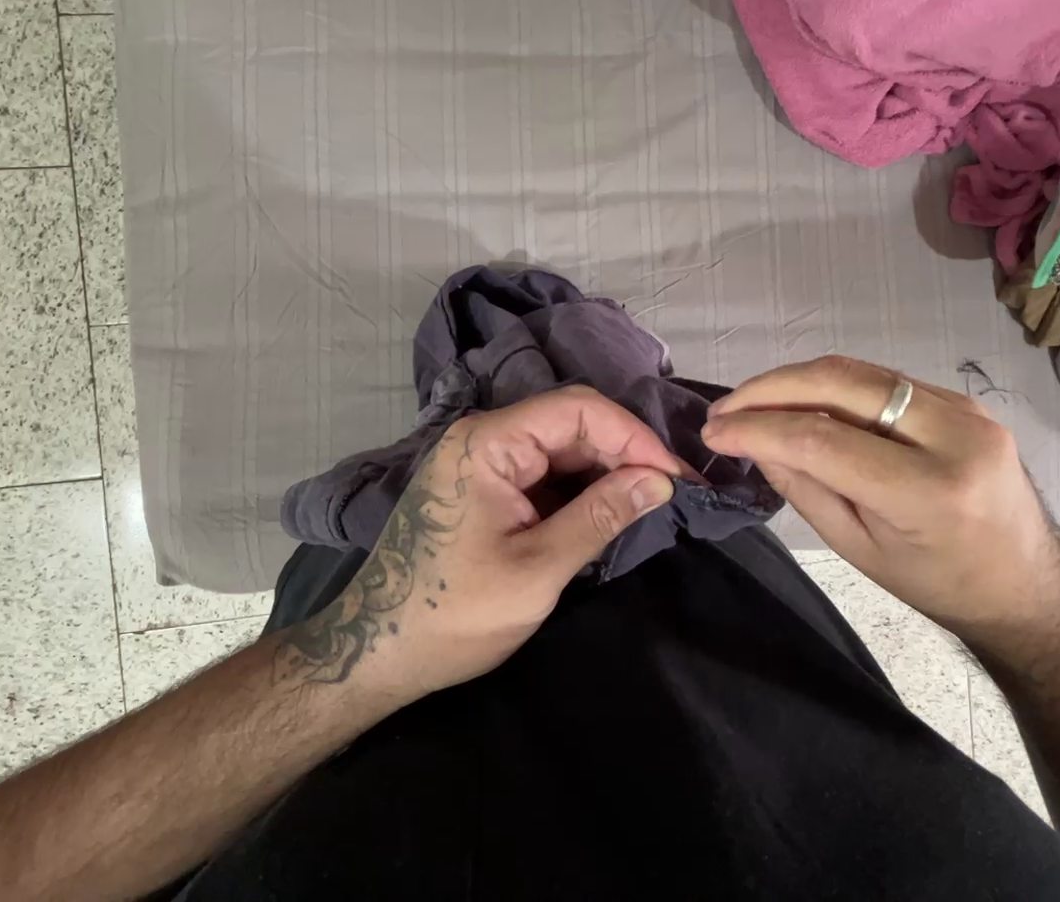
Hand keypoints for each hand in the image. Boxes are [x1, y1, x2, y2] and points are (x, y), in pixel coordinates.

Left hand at [279, 385, 682, 702]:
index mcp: (488, 443)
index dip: (635, 437)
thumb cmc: (456, 613)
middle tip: (674, 492)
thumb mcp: (537, 569)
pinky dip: (582, 490)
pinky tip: (613, 510)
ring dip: (608, 471)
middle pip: (572, 423)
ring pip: (563, 448)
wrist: (382, 651)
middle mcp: (485, 439)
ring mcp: (484, 462)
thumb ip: (600, 516)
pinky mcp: (488, 488)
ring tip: (653, 502)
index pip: (578, 410)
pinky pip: (546, 474)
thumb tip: (660, 481)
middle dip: (626, 453)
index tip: (677, 477)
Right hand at [700, 356, 1059, 644]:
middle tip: (724, 408)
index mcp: (930, 491)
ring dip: (794, 380)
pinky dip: (829, 385)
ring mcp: (963, 408)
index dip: (757, 428)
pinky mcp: (961, 399)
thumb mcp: (859, 549)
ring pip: (857, 370)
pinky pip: (879, 379)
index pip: (822, 439)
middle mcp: (953, 435)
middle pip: (839, 382)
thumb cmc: (939, 583)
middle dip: (769, 388)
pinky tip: (798, 402)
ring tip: (750, 403)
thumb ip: (803, 488)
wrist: (1027, 582)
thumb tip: (754, 441)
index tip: (713, 432)